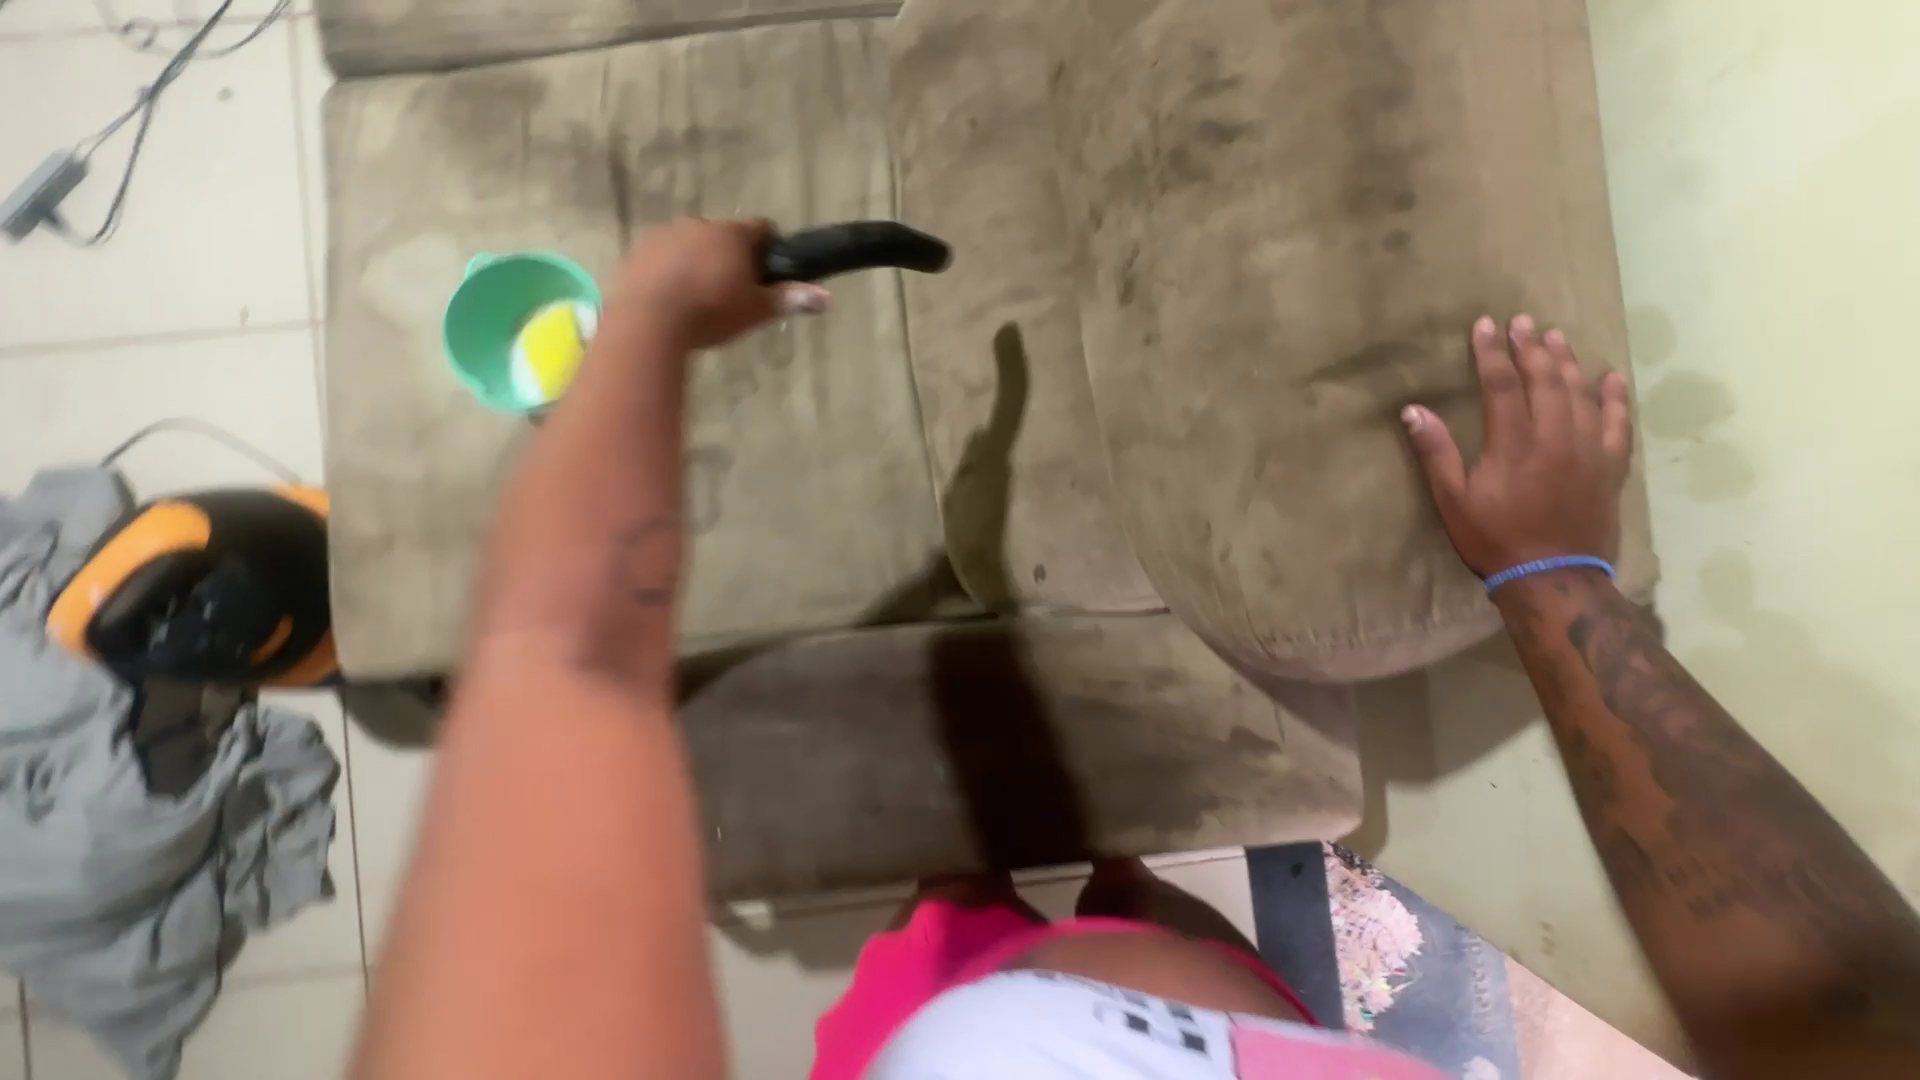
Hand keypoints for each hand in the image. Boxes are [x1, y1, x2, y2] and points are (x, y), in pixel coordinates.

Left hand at [608, 217, 829, 349]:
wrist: (649, 322)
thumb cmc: (711, 313)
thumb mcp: (755, 310)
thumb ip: (790, 299)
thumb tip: (828, 297)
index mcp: (732, 234)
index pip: (762, 228)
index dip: (770, 247)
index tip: (769, 271)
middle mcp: (699, 224)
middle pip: (724, 236)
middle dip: (731, 257)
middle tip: (734, 292)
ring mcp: (664, 234)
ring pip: (691, 244)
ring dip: (699, 262)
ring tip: (700, 298)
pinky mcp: (637, 251)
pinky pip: (663, 256)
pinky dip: (671, 270)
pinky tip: (673, 299)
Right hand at [1401, 315, 1632, 577]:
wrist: (1550, 574)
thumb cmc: (1492, 537)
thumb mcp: (1452, 499)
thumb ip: (1436, 452)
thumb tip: (1413, 410)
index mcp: (1513, 443)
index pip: (1501, 386)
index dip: (1491, 354)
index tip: (1484, 327)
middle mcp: (1555, 436)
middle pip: (1545, 380)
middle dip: (1531, 348)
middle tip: (1523, 322)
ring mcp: (1589, 449)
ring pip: (1581, 393)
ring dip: (1567, 362)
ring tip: (1556, 338)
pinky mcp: (1610, 466)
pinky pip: (1618, 422)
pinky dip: (1614, 397)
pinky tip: (1609, 377)